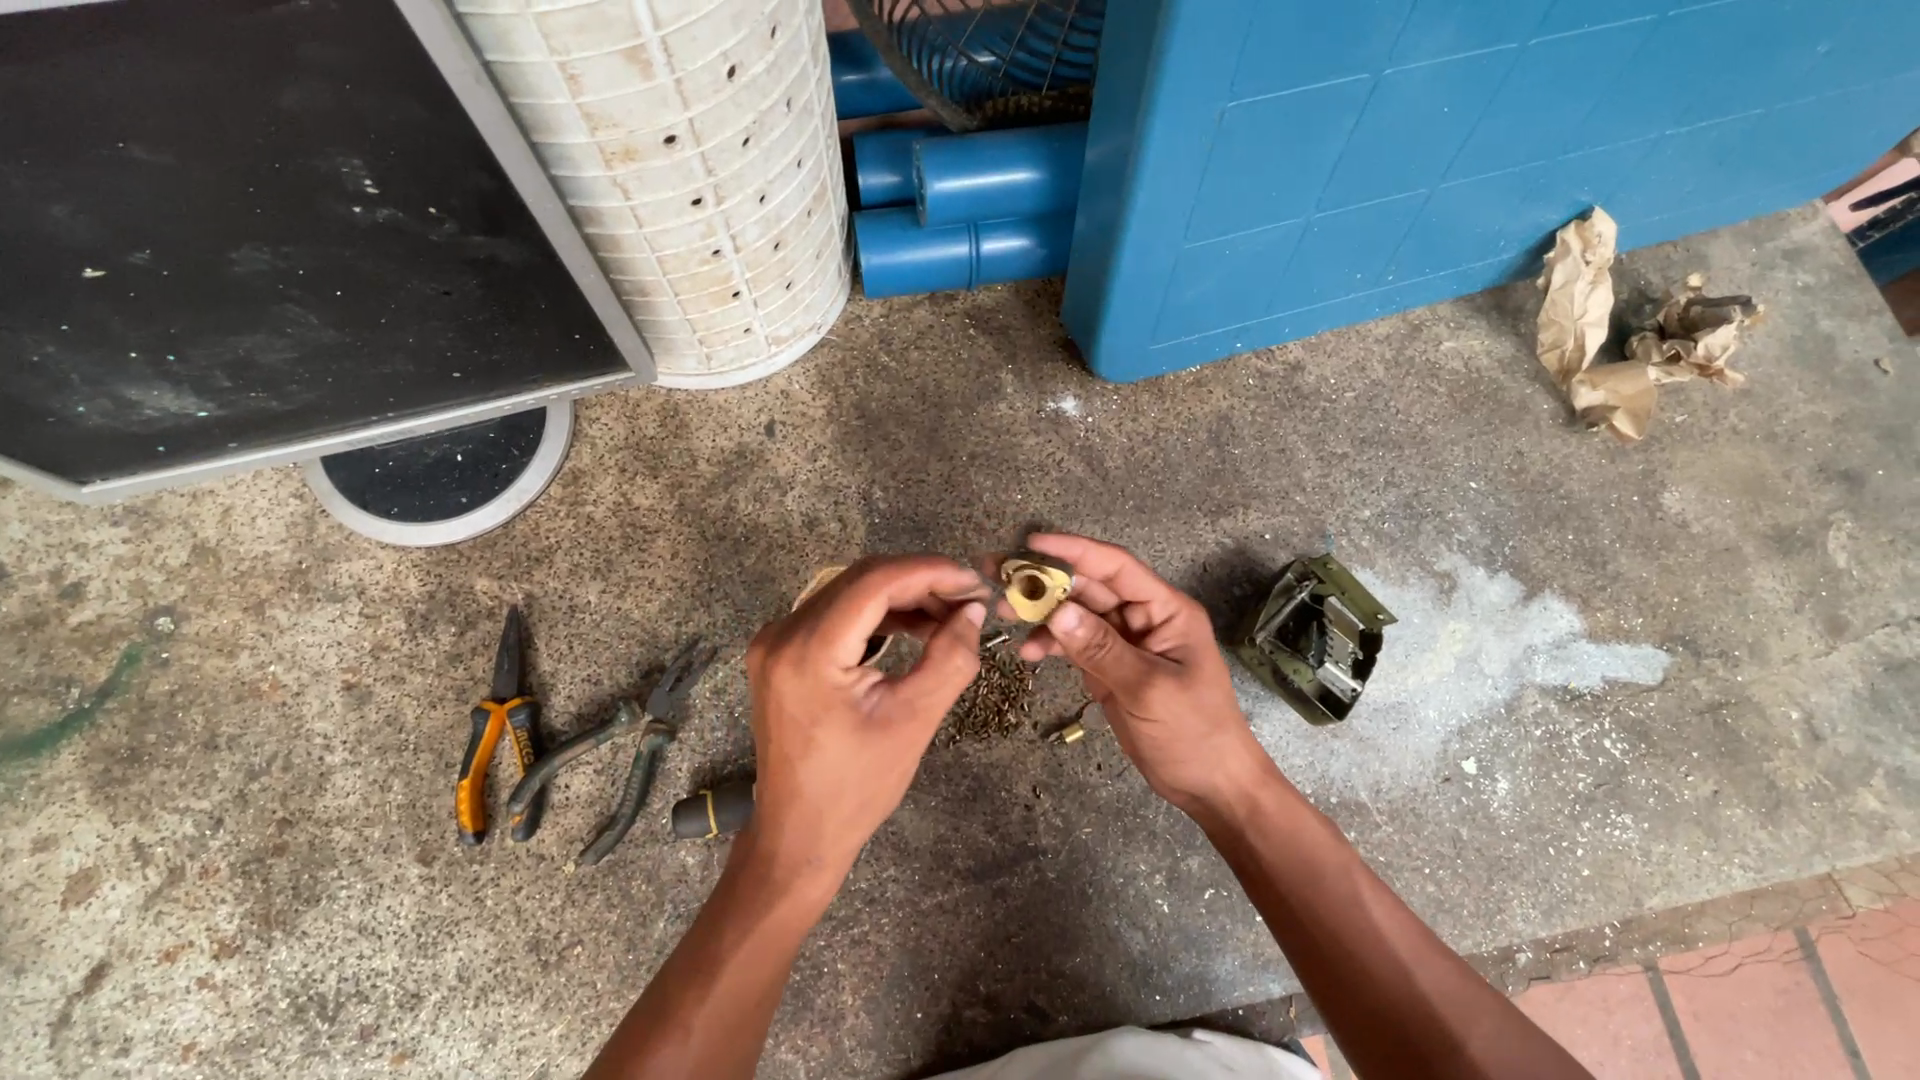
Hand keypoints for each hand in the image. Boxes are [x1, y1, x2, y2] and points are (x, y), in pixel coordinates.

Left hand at [743, 556, 988, 878]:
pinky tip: (913, 629)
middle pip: (860, 580)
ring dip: (900, 598)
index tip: (974, 583)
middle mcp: (782, 634)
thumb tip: (972, 611)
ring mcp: (775, 641)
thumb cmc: (857, 787)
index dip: (930, 572)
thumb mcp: (914, 719)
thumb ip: (951, 657)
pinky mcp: (780, 653)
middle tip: (967, 599)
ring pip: (848, 593)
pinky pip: (835, 616)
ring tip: (948, 616)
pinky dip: (876, 616)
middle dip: (919, 582)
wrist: (799, 833)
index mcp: (809, 650)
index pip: (875, 582)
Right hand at [1003, 535, 1275, 814]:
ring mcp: (1124, 644)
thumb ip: (1101, 649)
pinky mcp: (1109, 668)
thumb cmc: (1194, 732)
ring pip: (1076, 615)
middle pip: (1089, 587)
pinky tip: (1029, 653)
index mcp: (1165, 610)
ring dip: (1041, 613)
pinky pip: (1074, 644)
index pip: (1116, 567)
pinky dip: (1050, 644)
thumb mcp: (1148, 688)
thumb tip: (1056, 611)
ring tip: (1003, 613)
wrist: (1210, 784)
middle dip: (1045, 581)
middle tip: (998, 577)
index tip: (1031, 544)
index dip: (1074, 551)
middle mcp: (1143, 618)